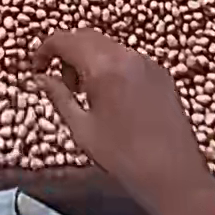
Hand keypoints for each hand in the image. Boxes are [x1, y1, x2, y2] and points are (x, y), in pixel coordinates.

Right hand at [32, 29, 214, 214]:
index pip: (65, 40)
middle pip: (86, 37)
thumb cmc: (123, 157)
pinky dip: (110, 65)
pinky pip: (126, 58)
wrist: (176, 178)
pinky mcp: (160, 73)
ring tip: (86, 92)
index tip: (37, 67)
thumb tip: (40, 78)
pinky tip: (111, 96)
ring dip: (89, 58)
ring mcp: (146, 62)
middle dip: (67, 52)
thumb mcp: (82, 129)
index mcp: (103, 67)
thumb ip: (59, 96)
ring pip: (107, 46)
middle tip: (61, 82)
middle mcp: (126, 56)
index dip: (45, 49)